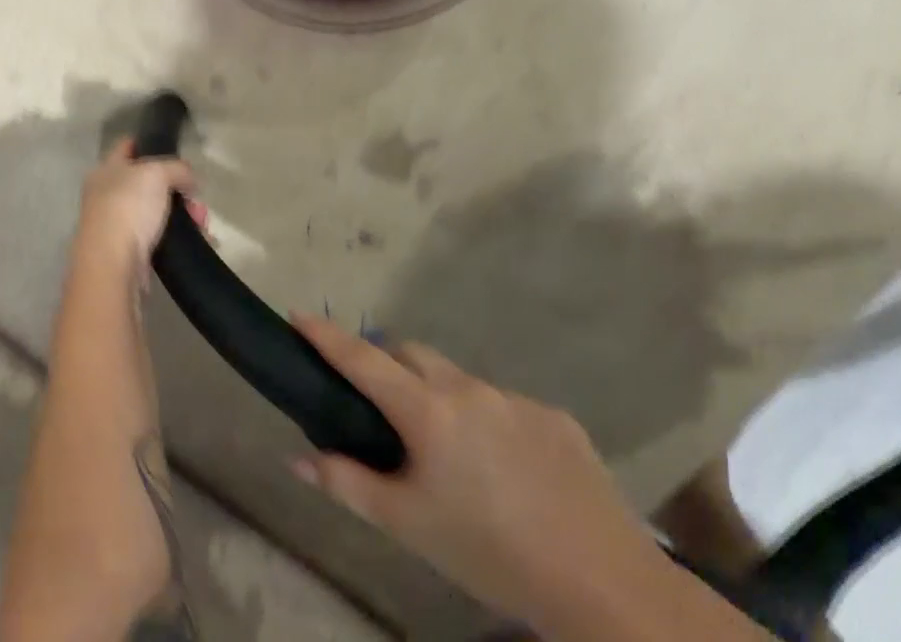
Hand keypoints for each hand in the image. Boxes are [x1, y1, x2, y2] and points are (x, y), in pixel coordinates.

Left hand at [72, 139, 201, 276]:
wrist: (113, 262)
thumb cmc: (128, 207)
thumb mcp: (156, 173)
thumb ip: (176, 168)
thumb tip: (189, 180)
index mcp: (106, 170)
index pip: (126, 147)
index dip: (148, 142)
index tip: (172, 146)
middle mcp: (107, 195)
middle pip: (149, 182)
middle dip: (178, 188)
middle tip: (196, 197)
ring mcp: (118, 223)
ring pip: (158, 210)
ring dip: (184, 213)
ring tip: (201, 221)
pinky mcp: (130, 250)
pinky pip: (161, 235)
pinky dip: (179, 236)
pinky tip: (200, 238)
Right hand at [290, 316, 669, 627]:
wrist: (603, 585)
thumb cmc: (486, 551)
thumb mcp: (405, 524)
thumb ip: (346, 483)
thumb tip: (297, 458)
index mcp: (428, 411)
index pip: (363, 358)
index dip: (327, 336)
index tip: (298, 314)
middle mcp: (471, 390)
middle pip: (412, 354)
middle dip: (384, 362)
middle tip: (371, 400)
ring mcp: (519, 402)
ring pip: (460, 381)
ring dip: (437, 395)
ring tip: (441, 448)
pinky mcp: (559, 421)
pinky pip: (503, 406)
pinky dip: (484, 420)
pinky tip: (498, 468)